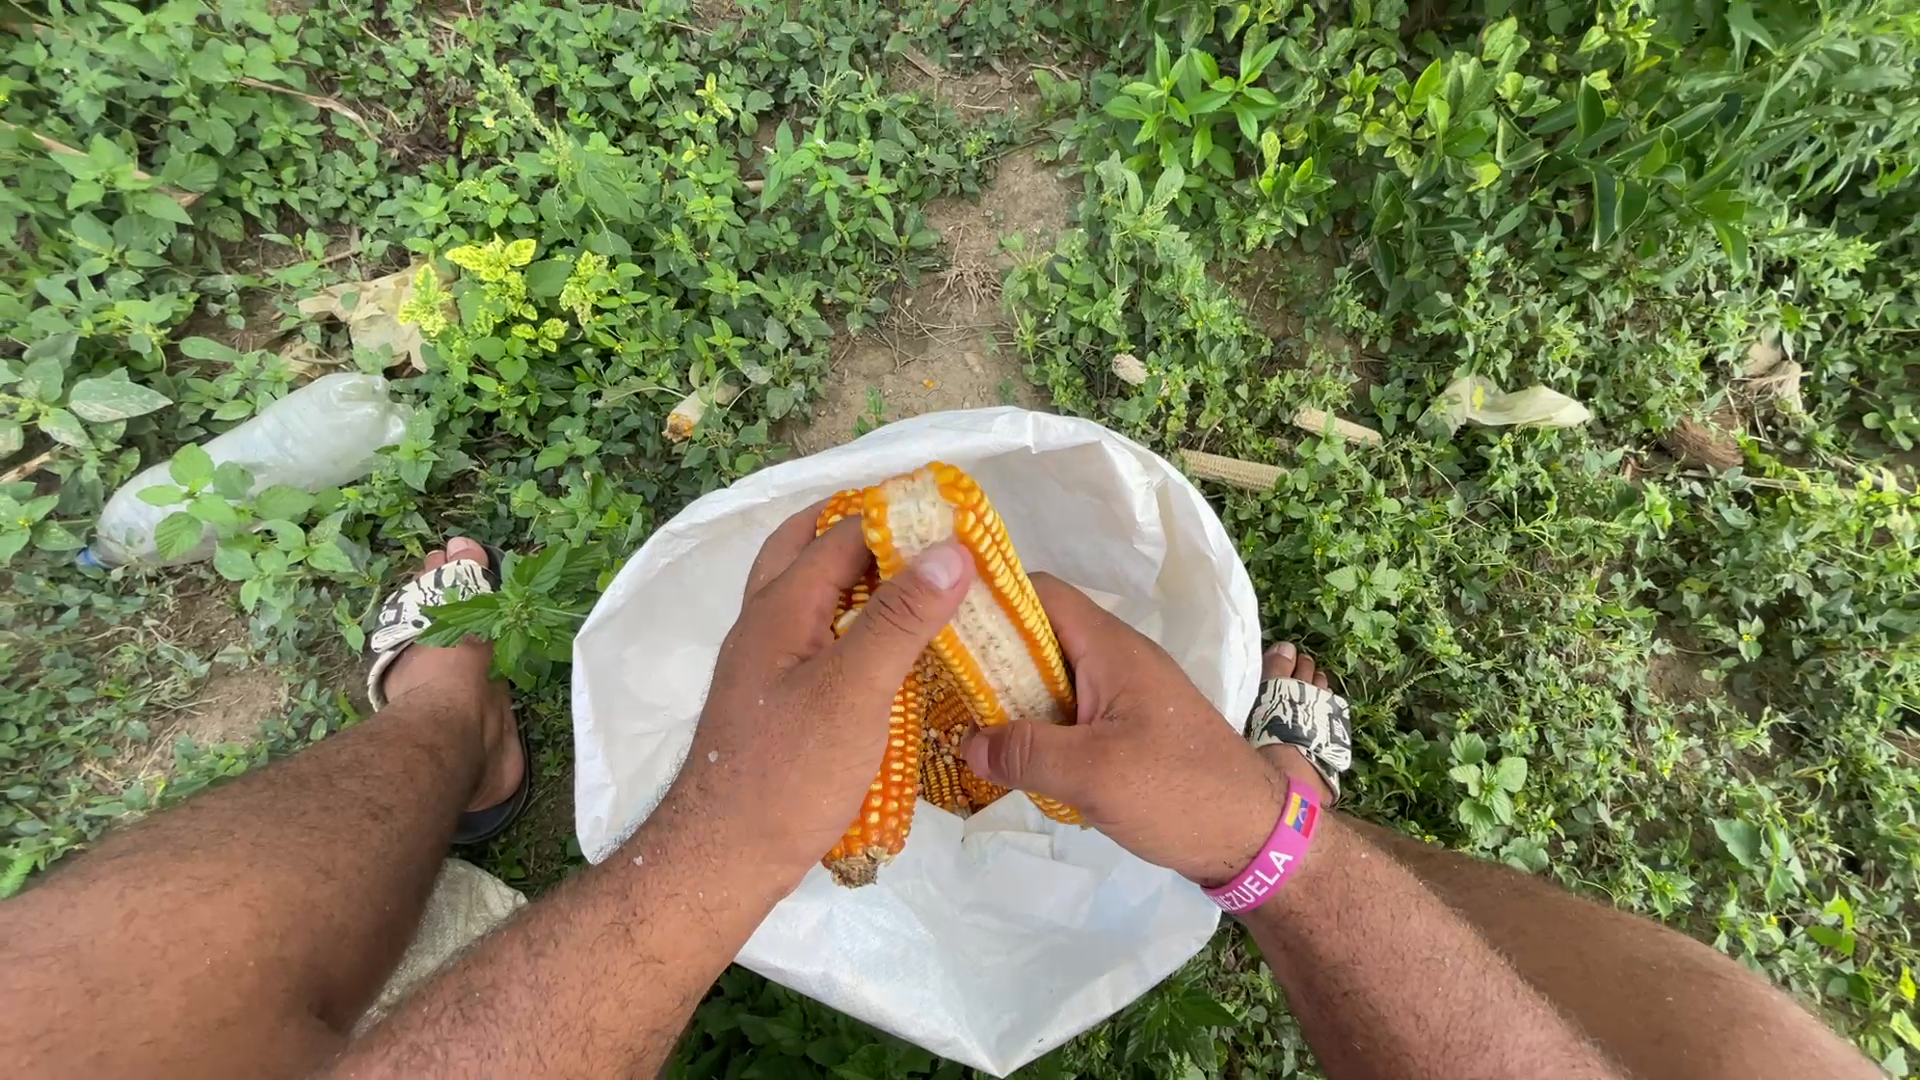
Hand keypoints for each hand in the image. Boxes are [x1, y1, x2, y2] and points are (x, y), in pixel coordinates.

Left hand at [660, 502, 974, 887]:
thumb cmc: (790, 772)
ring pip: (808, 589)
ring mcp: (767, 657)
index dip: (897, 519)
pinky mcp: (776, 692)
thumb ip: (901, 618)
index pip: (843, 534)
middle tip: (916, 533)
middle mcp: (767, 619)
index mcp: (782, 604)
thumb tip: (951, 549)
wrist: (725, 858)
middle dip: (858, 528)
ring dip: (851, 570)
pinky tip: (883, 641)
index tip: (953, 520)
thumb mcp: (855, 690)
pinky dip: (849, 615)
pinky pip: (815, 630)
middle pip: (806, 547)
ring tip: (909, 577)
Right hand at [962, 575, 1283, 886]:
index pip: (1043, 592)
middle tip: (946, 681)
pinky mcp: (1126, 724)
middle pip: (1041, 633)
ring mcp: (1123, 691)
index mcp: (1110, 647)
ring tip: (968, 718)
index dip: (994, 596)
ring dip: (1014, 693)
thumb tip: (968, 742)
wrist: (1255, 837)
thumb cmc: (1179, 791)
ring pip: (1053, 673)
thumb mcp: (1094, 774)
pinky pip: (1070, 707)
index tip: (946, 622)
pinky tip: (1013, 752)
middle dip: (993, 653)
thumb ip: (1026, 752)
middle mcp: (1115, 657)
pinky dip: (1038, 721)